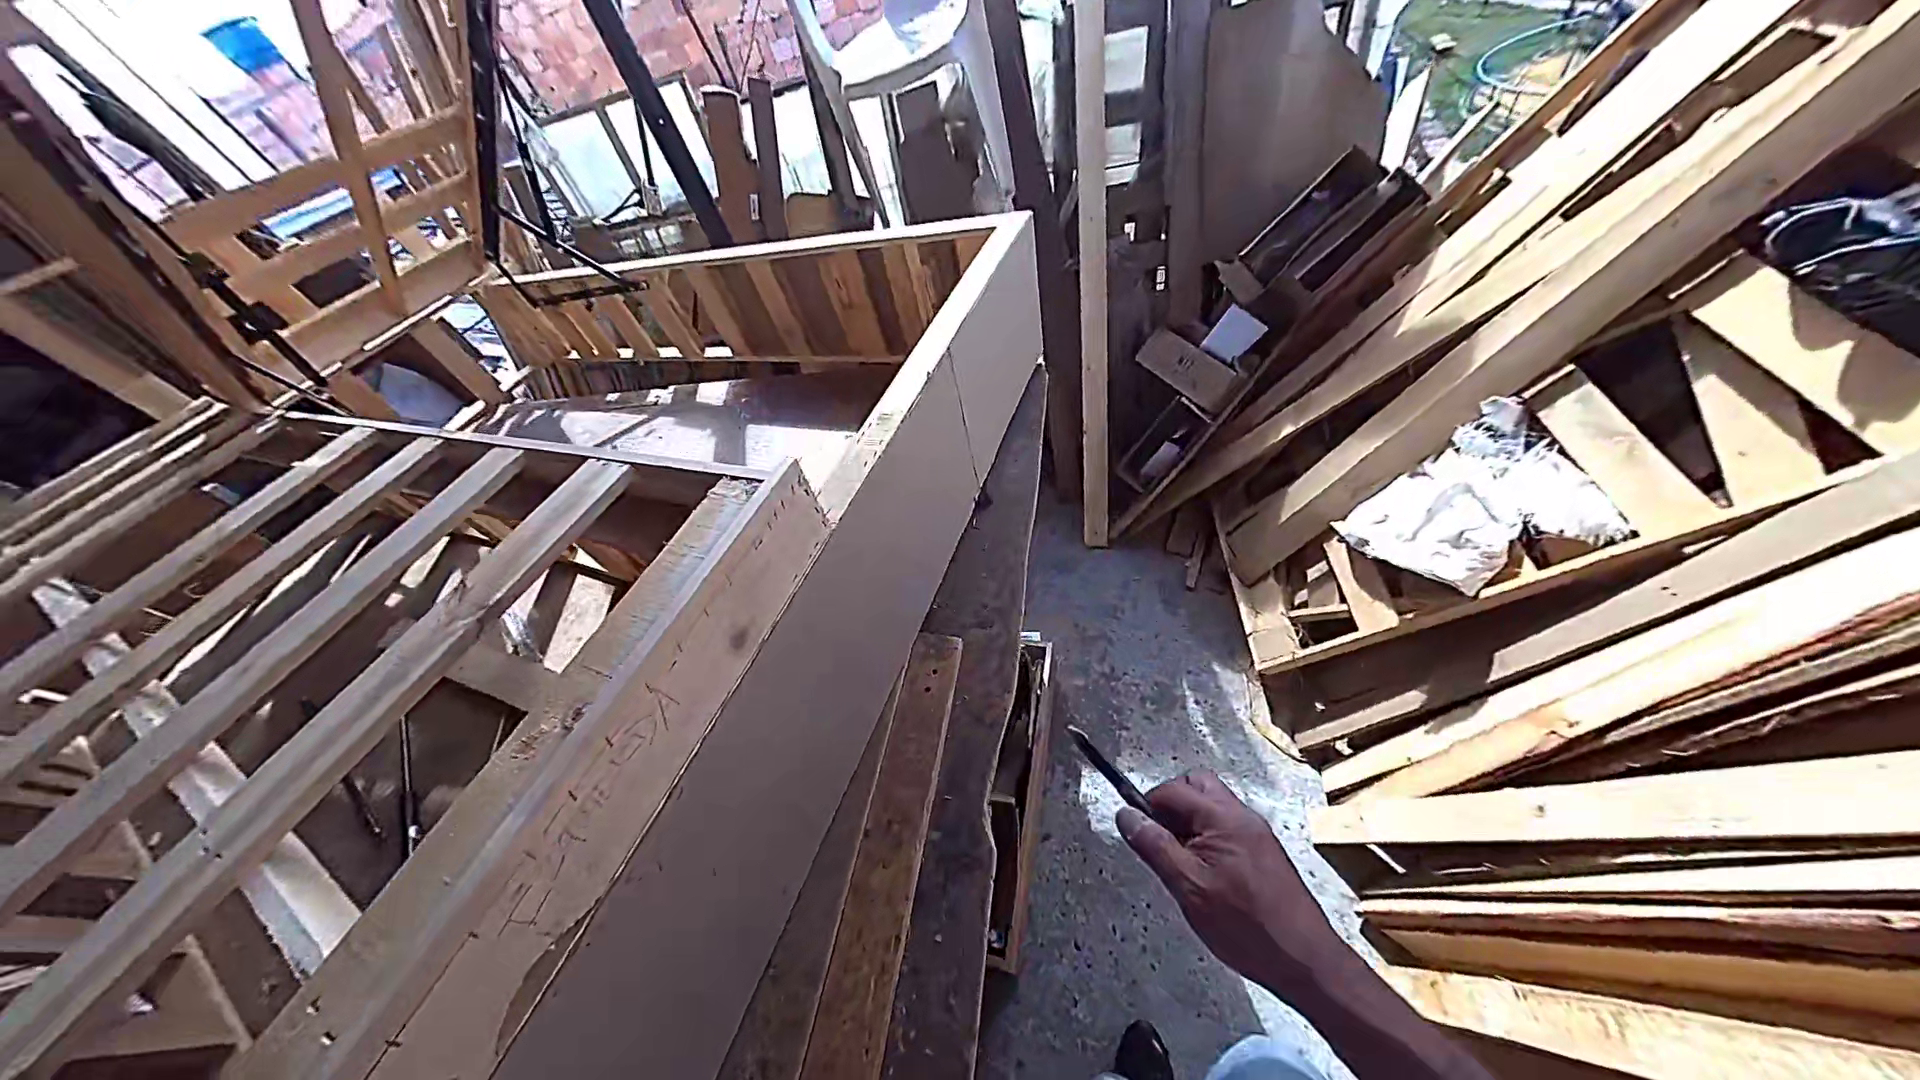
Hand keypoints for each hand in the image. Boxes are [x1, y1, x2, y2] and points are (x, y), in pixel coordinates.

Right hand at [1117, 772, 1347, 990]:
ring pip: (1212, 806)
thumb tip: (1126, 815)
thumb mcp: (1188, 887)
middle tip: (1160, 840)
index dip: (1147, 805)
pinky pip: (1228, 827)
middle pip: (1196, 785)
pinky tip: (1206, 873)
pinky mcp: (1265, 852)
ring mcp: (1257, 833)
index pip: (1172, 790)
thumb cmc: (1247, 927)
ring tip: (1181, 861)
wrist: (1307, 962)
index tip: (1137, 831)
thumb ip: (1154, 846)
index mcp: (1222, 817)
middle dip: (1171, 804)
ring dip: (1190, 822)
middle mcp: (1242, 816)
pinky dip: (1209, 836)